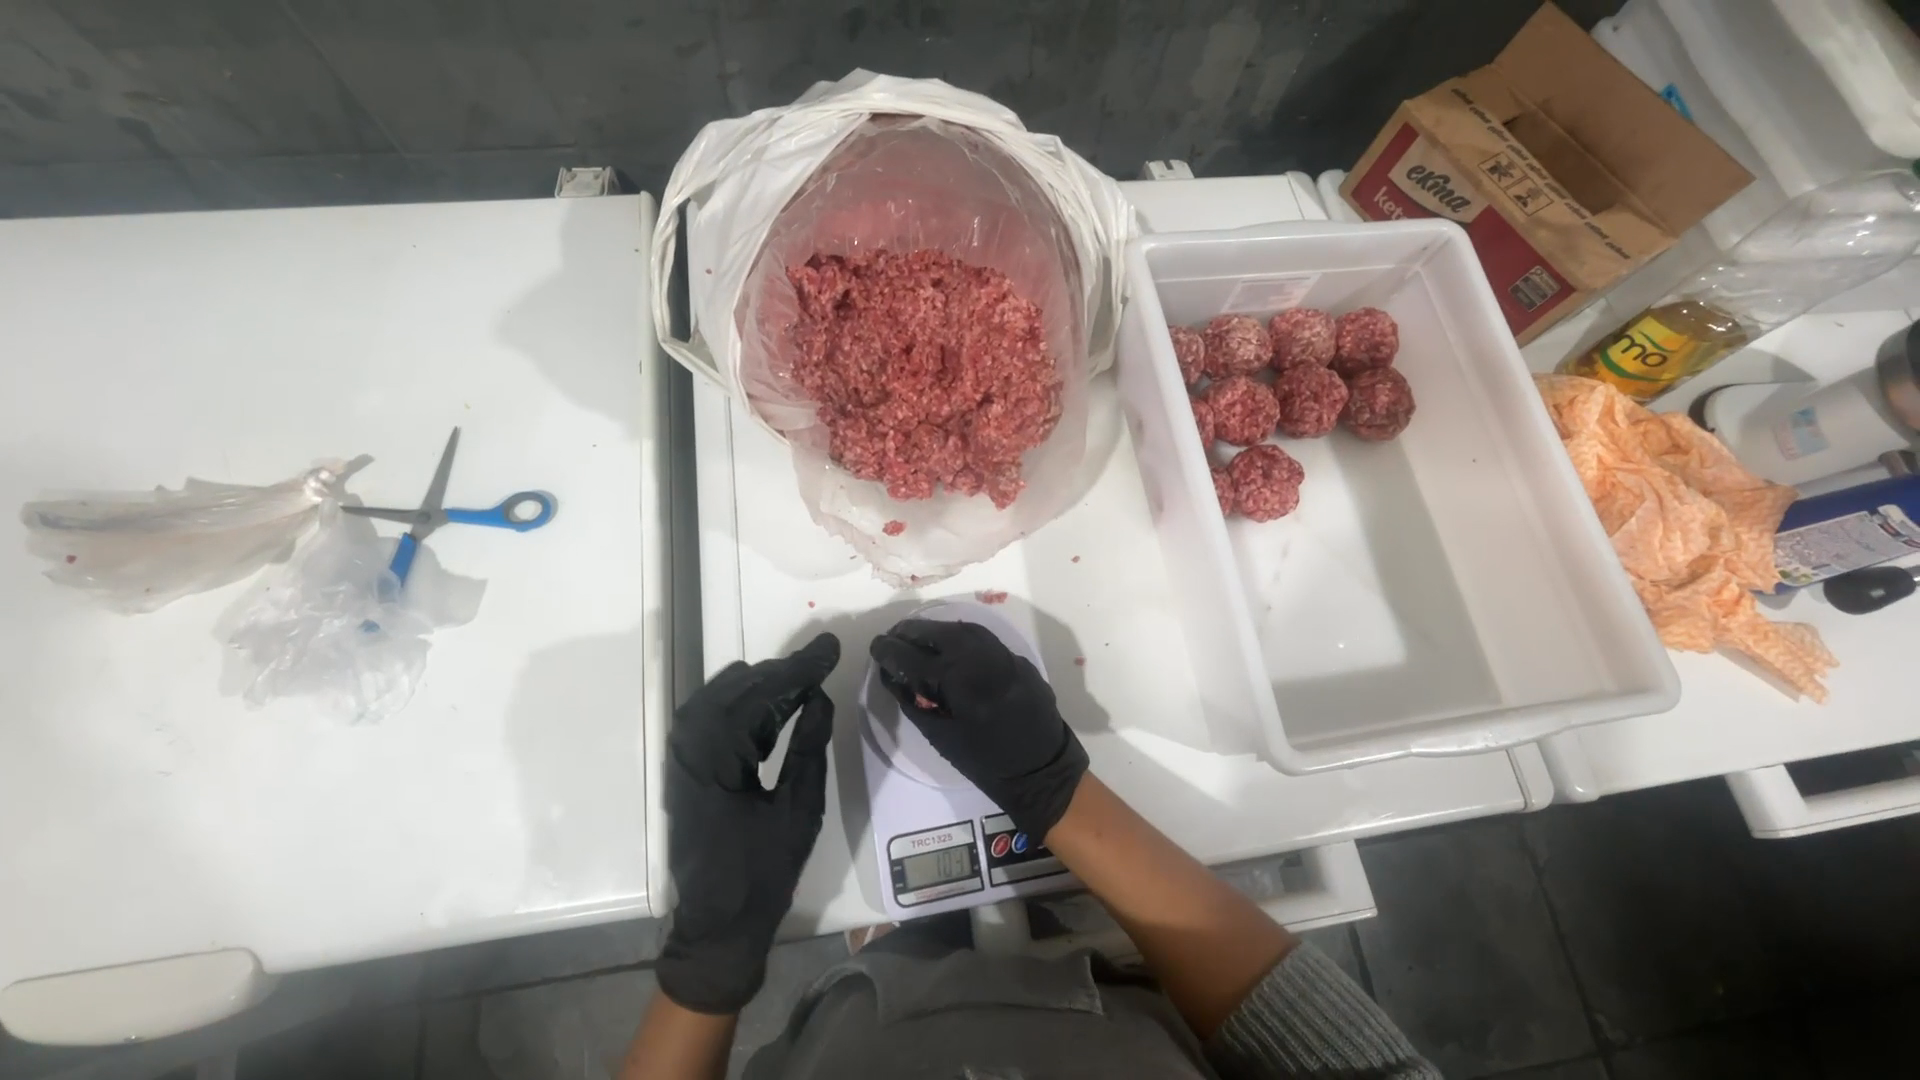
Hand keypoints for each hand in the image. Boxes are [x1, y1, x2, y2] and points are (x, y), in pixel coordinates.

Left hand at [657, 633, 839, 1014]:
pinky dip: (741, 703)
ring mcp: (683, 759)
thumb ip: (807, 749)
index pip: (760, 696)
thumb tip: (819, 699)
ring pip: (719, 698)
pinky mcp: (685, 769)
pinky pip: (710, 718)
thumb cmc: (763, 874)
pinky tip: (770, 701)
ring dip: (760, 684)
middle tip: (820, 658)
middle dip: (781, 672)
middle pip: (736, 690)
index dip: (798, 670)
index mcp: (717, 761)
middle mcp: (690, 751)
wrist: (718, 925)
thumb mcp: (800, 811)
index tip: (828, 648)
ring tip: (801, 676)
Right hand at [869, 618, 1087, 839]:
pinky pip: (981, 638)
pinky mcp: (1016, 657)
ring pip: (960, 628)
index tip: (876, 647)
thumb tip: (893, 676)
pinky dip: (959, 637)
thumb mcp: (940, 735)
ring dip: (935, 630)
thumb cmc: (984, 762)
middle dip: (910, 633)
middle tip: (894, 639)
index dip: (888, 651)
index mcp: (956, 679)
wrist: (1040, 768)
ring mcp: (1001, 653)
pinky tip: (948, 645)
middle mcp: (979, 657)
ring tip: (917, 638)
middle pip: (936, 632)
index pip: (911, 656)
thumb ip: (912, 701)